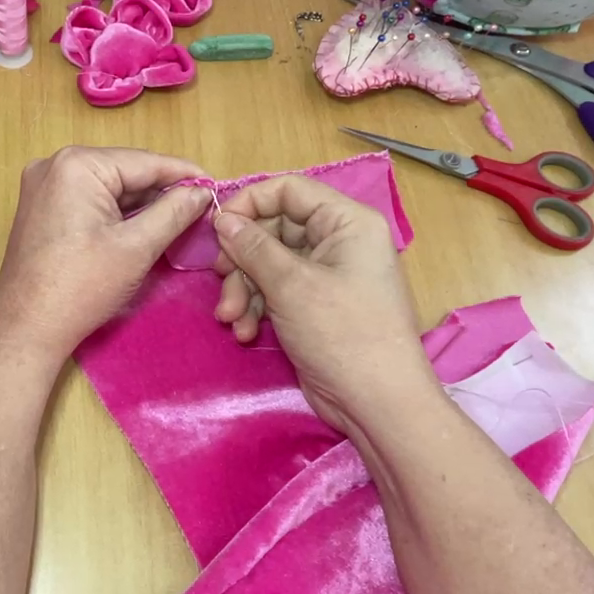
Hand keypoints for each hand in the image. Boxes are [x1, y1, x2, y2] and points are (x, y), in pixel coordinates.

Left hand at [0, 147, 211, 355]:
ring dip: (142, 202)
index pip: (144, 162)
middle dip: (163, 190)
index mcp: (77, 165)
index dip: (185, 174)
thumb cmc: (81, 287)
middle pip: (125, 171)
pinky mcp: (41, 208)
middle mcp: (55, 165)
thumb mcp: (136, 247)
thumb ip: (174, 212)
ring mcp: (44, 186)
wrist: (25, 327)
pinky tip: (145, 225)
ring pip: (108, 186)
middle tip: (203, 207)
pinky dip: (117, 212)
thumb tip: (202, 191)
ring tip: (182, 217)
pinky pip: (90, 200)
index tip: (218, 186)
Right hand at [211, 175, 439, 436]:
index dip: (249, 203)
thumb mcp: (290, 285)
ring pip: (270, 263)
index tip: (217, 228)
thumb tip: (221, 219)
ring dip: (245, 289)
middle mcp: (339, 242)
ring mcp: (327, 275)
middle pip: (274, 229)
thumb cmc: (341, 333)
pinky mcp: (316, 305)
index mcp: (347, 222)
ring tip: (232, 318)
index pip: (289, 190)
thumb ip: (252, 246)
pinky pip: (276, 291)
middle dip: (243, 259)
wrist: (376, 403)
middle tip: (221, 281)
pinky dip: (257, 307)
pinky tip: (246, 331)